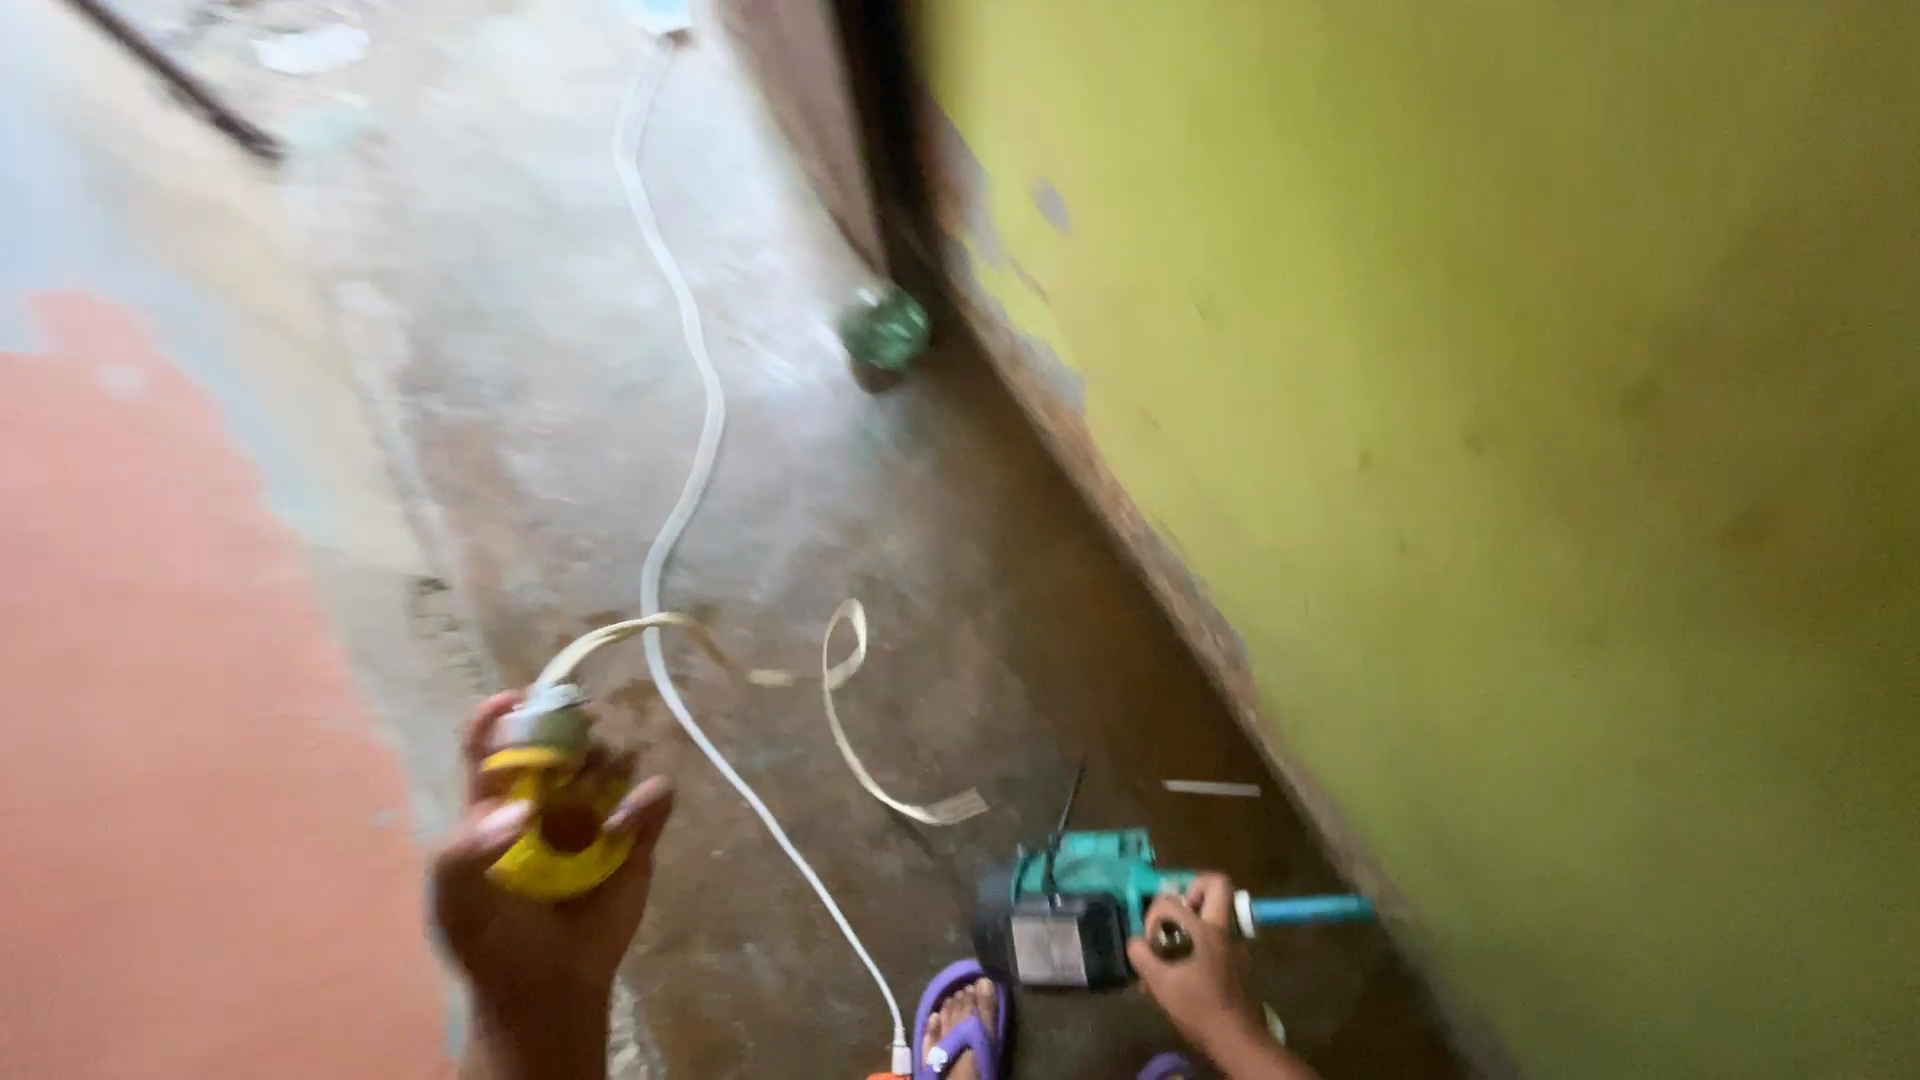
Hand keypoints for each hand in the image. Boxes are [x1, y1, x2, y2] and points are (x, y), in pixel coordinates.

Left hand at [430, 693, 674, 1079]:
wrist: (552, 987)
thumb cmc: (494, 943)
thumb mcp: (457, 901)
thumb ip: (465, 852)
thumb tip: (518, 812)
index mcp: (497, 804)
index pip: (492, 745)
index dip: (500, 715)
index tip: (520, 698)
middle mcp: (550, 797)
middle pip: (566, 737)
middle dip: (573, 729)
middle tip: (579, 736)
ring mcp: (597, 811)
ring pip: (616, 754)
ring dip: (611, 758)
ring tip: (599, 789)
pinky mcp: (639, 830)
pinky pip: (657, 793)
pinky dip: (648, 798)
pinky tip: (626, 825)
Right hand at [1129, 873, 1264, 1054]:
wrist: (1239, 1042)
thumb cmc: (1199, 1009)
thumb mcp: (1160, 985)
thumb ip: (1142, 956)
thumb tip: (1137, 942)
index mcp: (1205, 930)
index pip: (1171, 901)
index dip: (1154, 914)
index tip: (1153, 940)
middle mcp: (1224, 929)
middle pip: (1217, 884)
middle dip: (1193, 889)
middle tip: (1178, 914)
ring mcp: (1237, 944)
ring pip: (1219, 912)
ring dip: (1197, 918)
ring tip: (1179, 946)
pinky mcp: (1241, 962)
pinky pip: (1219, 938)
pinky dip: (1203, 943)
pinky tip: (1190, 971)